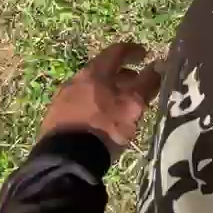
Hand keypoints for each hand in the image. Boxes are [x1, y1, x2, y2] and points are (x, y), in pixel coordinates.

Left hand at [39, 42, 162, 153]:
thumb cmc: (104, 126)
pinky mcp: (54, 120)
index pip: (116, 51)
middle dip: (121, 75)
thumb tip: (158, 65)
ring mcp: (62, 100)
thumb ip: (147, 82)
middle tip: (136, 84)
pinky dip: (93, 106)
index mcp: (95, 71)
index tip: (145, 55)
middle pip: (102, 70)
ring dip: (107, 92)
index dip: (133, 51)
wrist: (65, 161)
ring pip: (90, 88)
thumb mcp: (132, 104)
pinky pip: (79, 105)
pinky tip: (100, 121)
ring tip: (119, 106)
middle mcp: (77, 79)